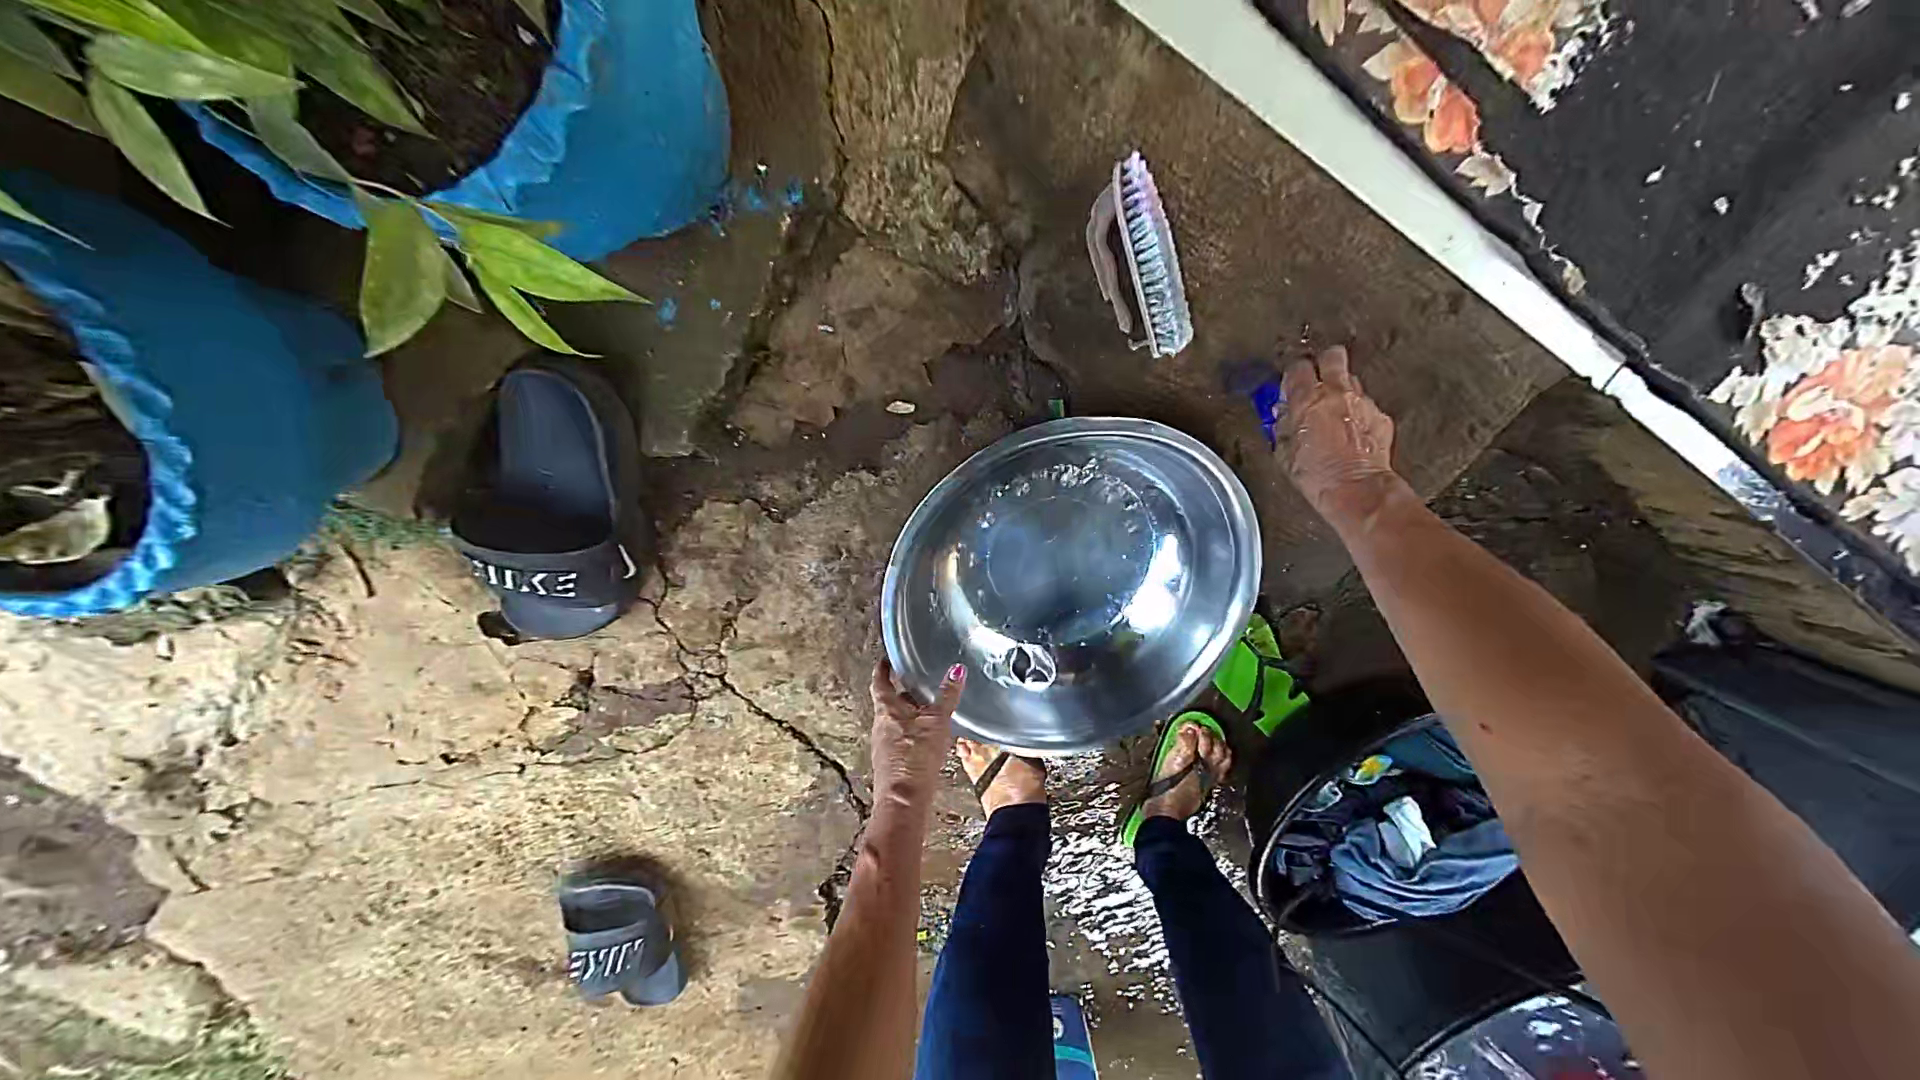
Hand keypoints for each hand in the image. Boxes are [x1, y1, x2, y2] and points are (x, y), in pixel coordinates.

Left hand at [868, 659, 964, 813]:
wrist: (904, 801)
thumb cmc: (915, 758)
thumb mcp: (936, 721)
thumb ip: (947, 695)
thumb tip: (957, 670)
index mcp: (886, 710)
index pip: (880, 682)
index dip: (883, 669)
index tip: (887, 660)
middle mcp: (881, 725)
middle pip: (889, 702)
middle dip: (903, 692)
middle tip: (916, 683)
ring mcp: (884, 745)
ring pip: (896, 722)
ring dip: (910, 714)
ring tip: (928, 709)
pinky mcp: (892, 762)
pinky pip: (901, 739)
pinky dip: (913, 733)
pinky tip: (928, 738)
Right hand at [1281, 345, 1399, 522]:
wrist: (1355, 489)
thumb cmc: (1317, 474)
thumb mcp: (1283, 452)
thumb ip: (1281, 426)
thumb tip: (1283, 414)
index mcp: (1308, 399)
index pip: (1298, 367)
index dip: (1292, 374)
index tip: (1289, 385)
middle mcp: (1337, 393)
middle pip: (1333, 356)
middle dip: (1323, 363)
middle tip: (1316, 379)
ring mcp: (1363, 402)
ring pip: (1351, 379)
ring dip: (1340, 389)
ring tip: (1332, 410)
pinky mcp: (1380, 416)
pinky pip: (1366, 404)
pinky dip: (1356, 412)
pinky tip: (1349, 431)